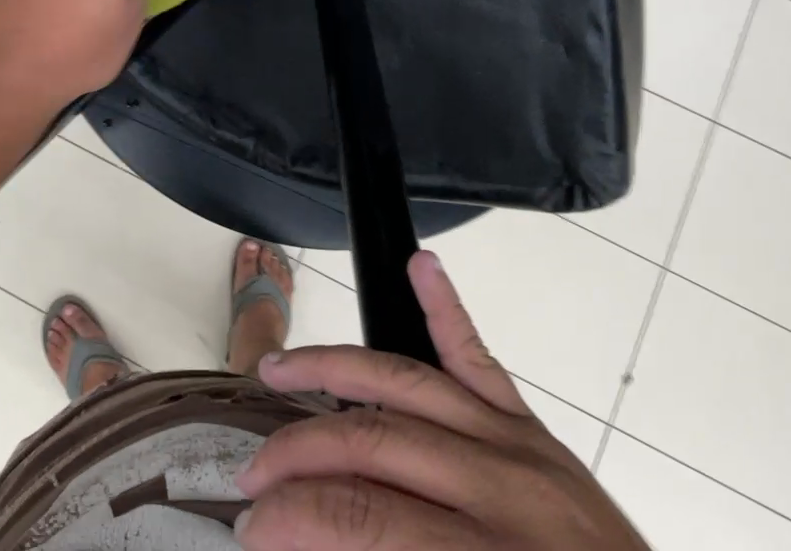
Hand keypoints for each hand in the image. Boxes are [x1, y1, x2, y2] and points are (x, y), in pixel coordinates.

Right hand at [236, 253, 649, 550]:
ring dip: (333, 367)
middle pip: (371, 439)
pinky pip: (481, 361)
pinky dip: (447, 309)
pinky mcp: (536, 435)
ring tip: (278, 367)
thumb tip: (301, 542)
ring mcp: (524, 451)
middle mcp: (506, 491)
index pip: (356, 514)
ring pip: (408, 382)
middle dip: (295, 450)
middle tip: (253, 475)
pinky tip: (421, 266)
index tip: (253, 528)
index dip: (288, 517)